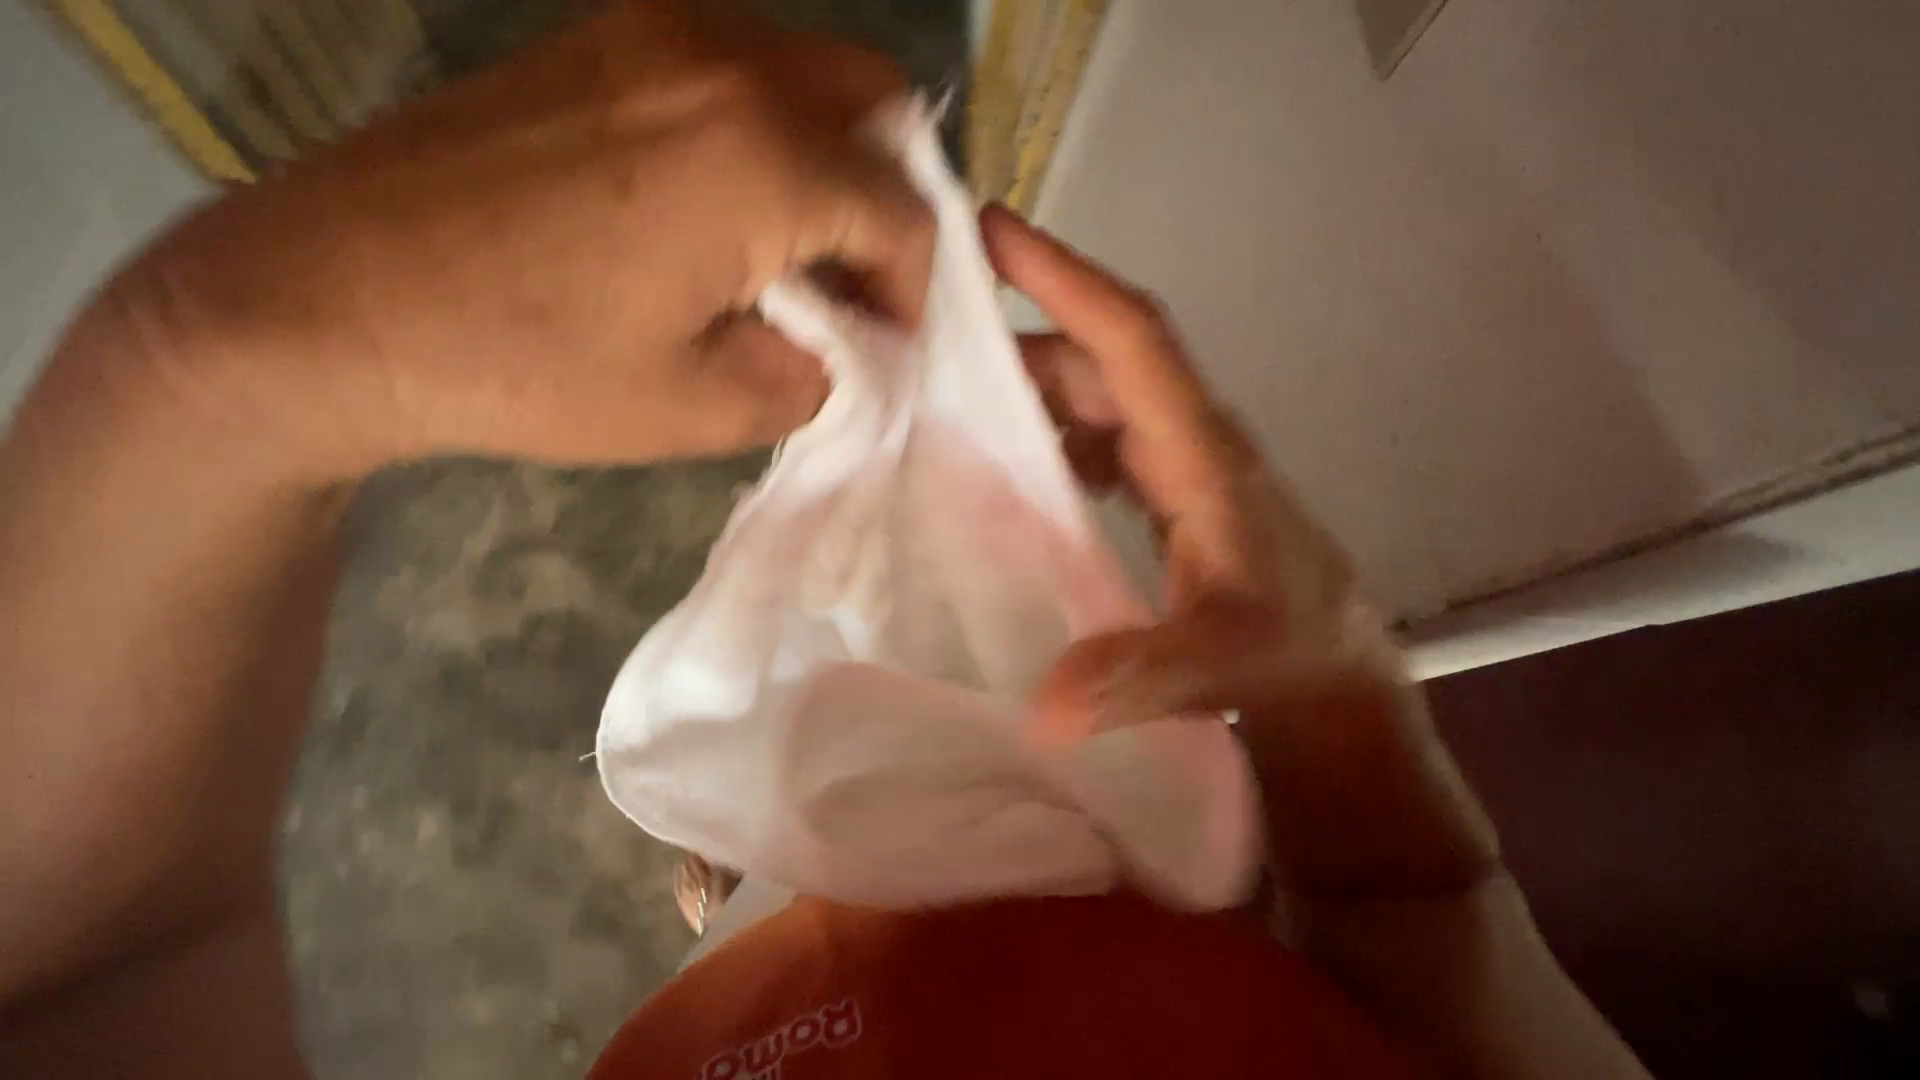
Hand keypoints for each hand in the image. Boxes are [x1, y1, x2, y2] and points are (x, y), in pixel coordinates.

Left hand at [126, 1, 933, 475]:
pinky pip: (736, 68)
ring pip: (809, 72)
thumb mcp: (701, 410)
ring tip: (791, 251)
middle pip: (878, 102)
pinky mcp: (602, 40)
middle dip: (890, 199)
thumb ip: (811, 378)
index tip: (882, 343)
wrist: (327, 302)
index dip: (911, 287)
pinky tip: (723, 209)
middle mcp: (725, 62)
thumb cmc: (527, 368)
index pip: (902, 209)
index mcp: (761, 158)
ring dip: (832, 160)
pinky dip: (767, 134)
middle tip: (853, 280)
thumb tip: (840, 349)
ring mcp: (655, 33)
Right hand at [982, 207, 1499, 899]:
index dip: (1065, 281)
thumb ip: (1136, 674)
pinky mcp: (1164, 484)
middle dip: (1019, 335)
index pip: (1131, 340)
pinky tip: (1002, 459)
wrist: (1329, 668)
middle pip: (1097, 357)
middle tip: (929, 335)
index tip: (992, 233)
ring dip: (1027, 384)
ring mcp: (1176, 458)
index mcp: (1200, 453)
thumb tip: (1045, 708)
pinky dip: (1046, 429)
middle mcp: (1186, 437)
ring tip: (946, 396)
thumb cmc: (1284, 651)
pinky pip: (1095, 432)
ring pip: (1092, 391)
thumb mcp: (1216, 664)